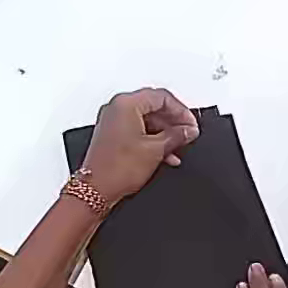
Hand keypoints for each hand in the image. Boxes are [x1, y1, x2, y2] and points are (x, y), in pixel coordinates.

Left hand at [80, 88, 199, 202]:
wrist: (96, 190)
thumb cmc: (116, 169)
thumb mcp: (156, 149)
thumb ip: (177, 135)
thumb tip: (188, 131)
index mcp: (126, 104)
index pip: (162, 97)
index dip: (181, 111)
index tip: (191, 124)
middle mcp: (117, 109)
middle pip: (154, 106)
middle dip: (174, 121)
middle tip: (188, 133)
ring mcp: (113, 122)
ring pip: (147, 120)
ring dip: (165, 133)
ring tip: (179, 145)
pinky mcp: (112, 135)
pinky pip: (138, 130)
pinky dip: (153, 139)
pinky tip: (165, 153)